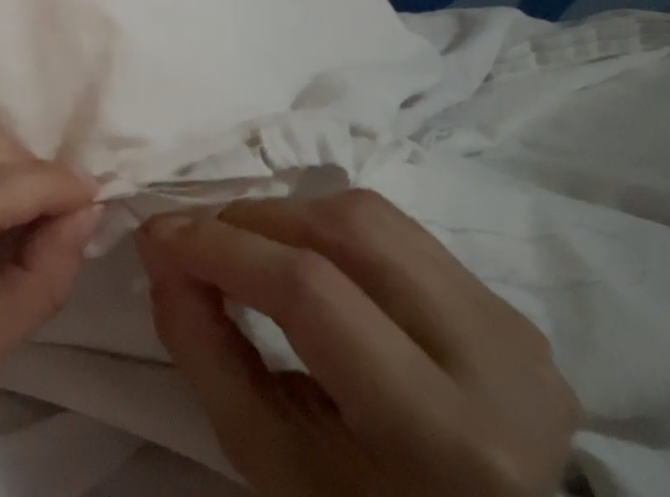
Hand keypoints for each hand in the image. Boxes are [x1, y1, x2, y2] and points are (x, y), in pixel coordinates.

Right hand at [137, 191, 577, 496]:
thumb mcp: (264, 454)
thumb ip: (204, 350)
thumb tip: (163, 251)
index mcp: (436, 428)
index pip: (311, 292)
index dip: (221, 248)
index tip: (155, 237)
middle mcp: (494, 358)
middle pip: (351, 229)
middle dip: (251, 219)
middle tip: (195, 241)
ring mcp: (513, 326)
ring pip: (376, 216)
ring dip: (288, 215)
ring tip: (243, 248)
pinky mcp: (511, 307)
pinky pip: (401, 235)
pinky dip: (329, 232)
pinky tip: (303, 263)